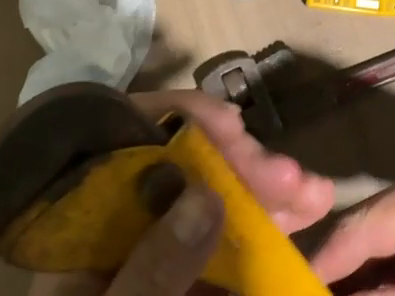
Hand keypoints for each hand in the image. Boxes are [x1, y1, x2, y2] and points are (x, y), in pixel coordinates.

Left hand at [28, 89, 336, 295]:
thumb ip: (152, 270)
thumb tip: (205, 194)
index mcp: (81, 225)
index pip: (121, 139)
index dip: (175, 120)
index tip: (233, 129)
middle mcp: (118, 223)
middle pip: (176, 162)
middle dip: (239, 161)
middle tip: (292, 177)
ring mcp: (155, 245)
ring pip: (209, 194)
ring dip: (263, 187)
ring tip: (313, 192)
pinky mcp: (187, 273)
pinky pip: (225, 236)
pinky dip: (263, 225)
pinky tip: (299, 217)